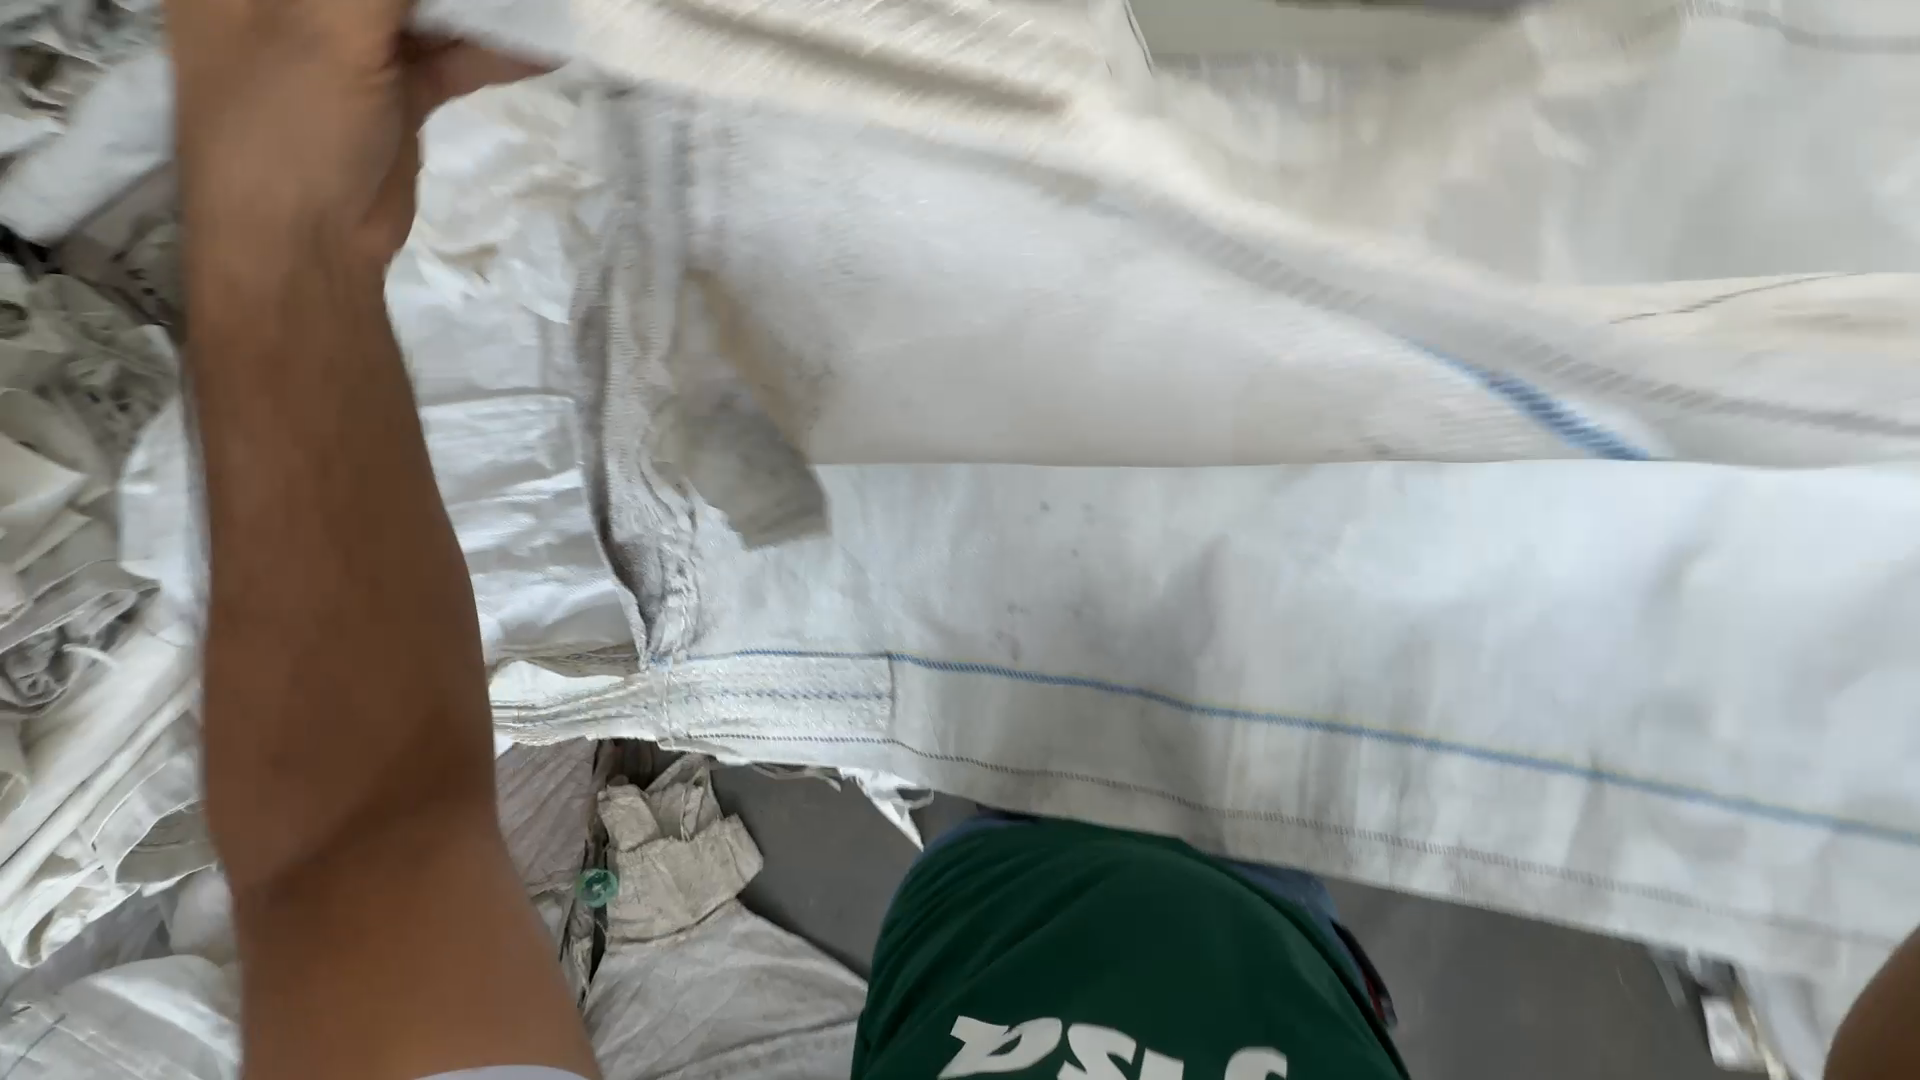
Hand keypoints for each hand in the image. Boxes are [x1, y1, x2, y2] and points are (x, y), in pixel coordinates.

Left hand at [167, 0, 542, 266]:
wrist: (306, 240)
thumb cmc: (289, 125)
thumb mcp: (328, 26)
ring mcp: (347, 40)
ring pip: (422, 6)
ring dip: (479, 8)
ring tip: (542, 8)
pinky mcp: (394, 88)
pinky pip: (448, 57)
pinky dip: (492, 53)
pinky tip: (542, 47)